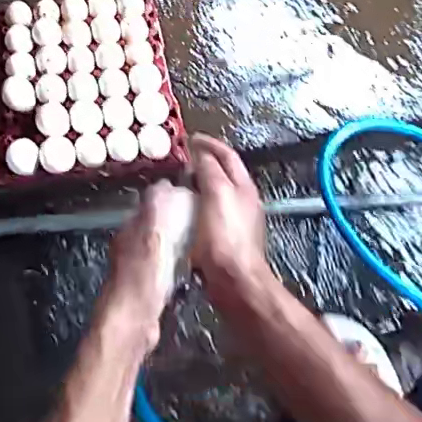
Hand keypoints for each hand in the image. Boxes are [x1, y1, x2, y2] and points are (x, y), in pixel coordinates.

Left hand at [99, 181, 195, 348]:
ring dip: (177, 243)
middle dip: (174, 220)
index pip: (149, 205)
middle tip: (199, 217)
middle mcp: (131, 248)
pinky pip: (165, 270)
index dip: (167, 197)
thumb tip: (163, 185)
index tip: (189, 194)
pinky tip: (190, 269)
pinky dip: (177, 265)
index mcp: (130, 231)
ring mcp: (138, 271)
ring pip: (160, 248)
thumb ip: (155, 210)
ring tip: (200, 240)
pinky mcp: (147, 292)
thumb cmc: (142, 278)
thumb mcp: (151, 236)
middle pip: (154, 226)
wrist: (132, 324)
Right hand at [188, 133, 271, 305]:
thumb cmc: (225, 238)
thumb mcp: (216, 193)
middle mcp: (243, 200)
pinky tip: (182, 210)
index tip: (190, 139)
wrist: (235, 282)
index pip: (227, 155)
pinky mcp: (226, 238)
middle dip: (203, 162)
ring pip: (215, 192)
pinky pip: (209, 211)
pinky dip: (195, 204)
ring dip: (198, 183)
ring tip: (178, 181)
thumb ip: (209, 169)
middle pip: (223, 172)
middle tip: (181, 158)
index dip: (208, 144)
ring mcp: (236, 220)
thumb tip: (201, 154)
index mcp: (242, 186)